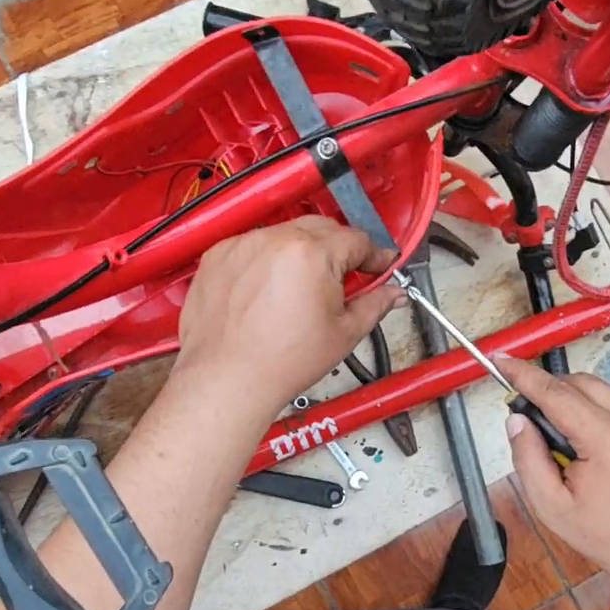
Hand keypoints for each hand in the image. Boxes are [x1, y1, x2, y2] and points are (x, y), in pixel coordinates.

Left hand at [174, 217, 401, 412]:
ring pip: (285, 236)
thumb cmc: (281, 362)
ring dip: (300, 254)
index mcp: (312, 253)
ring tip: (300, 293)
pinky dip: (264, 263)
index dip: (374, 255)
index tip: (378, 266)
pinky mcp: (217, 256)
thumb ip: (373, 305)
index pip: (356, 239)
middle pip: (321, 229)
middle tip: (344, 279)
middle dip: (338, 250)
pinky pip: (252, 248)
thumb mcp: (343, 334)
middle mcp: (275, 239)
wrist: (228, 379)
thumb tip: (391, 294)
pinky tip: (268, 294)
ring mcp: (242, 245)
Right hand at [496, 355, 609, 587]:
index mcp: (608, 444)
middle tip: (529, 415)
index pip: (558, 395)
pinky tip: (588, 445)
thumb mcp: (551, 507)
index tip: (503, 361)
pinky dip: (595, 413)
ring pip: (601, 391)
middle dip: (550, 389)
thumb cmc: (605, 535)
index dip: (526, 376)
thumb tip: (517, 420)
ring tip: (560, 438)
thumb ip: (528, 459)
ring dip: (573, 401)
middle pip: (581, 383)